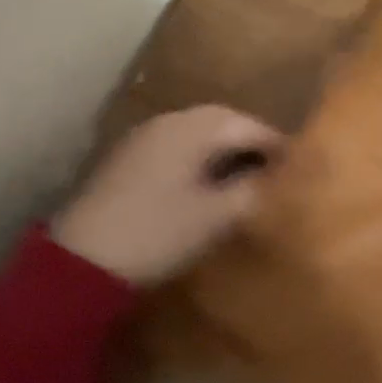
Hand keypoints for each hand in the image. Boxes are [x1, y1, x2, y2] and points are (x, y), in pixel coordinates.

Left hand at [52, 105, 284, 285]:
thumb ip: (255, 190)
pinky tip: (210, 188)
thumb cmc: (157, 233)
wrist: (80, 262)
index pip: (251, 126)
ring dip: (226, 154)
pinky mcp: (129, 160)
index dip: (280, 148)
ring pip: (199, 136)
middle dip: (254, 147)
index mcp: (192, 127)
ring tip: (250, 183)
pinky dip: (201, 162)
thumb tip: (284, 178)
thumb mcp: (217, 216)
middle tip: (279, 175)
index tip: (302, 172)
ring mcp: (143, 139)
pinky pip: (178, 149)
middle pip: (224, 123)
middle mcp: (168, 121)